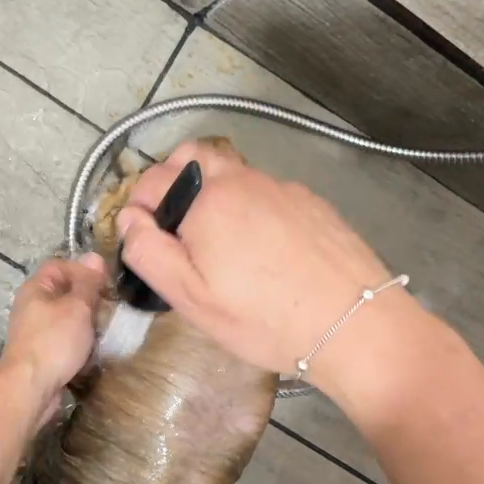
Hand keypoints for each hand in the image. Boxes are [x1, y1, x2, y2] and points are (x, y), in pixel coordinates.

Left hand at [0, 254, 107, 408]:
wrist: (31, 388)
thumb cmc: (54, 341)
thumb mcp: (77, 307)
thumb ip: (87, 283)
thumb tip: (94, 257)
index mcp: (36, 289)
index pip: (60, 266)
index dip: (83, 270)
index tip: (106, 283)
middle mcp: (33, 306)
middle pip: (65, 292)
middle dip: (89, 299)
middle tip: (110, 309)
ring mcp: (37, 331)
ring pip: (67, 318)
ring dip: (87, 323)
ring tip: (107, 330)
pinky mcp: (43, 353)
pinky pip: (65, 340)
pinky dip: (80, 343)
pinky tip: (94, 350)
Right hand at [114, 141, 413, 391]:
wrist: (355, 326)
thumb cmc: (262, 318)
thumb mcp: (189, 297)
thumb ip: (148, 251)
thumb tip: (128, 218)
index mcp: (207, 198)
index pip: (151, 180)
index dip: (137, 208)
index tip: (143, 240)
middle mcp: (243, 179)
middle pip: (192, 157)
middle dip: (171, 183)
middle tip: (174, 230)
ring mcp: (281, 187)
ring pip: (230, 174)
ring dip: (210, 195)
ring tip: (218, 246)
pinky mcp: (310, 202)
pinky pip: (264, 192)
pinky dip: (248, 208)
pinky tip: (261, 252)